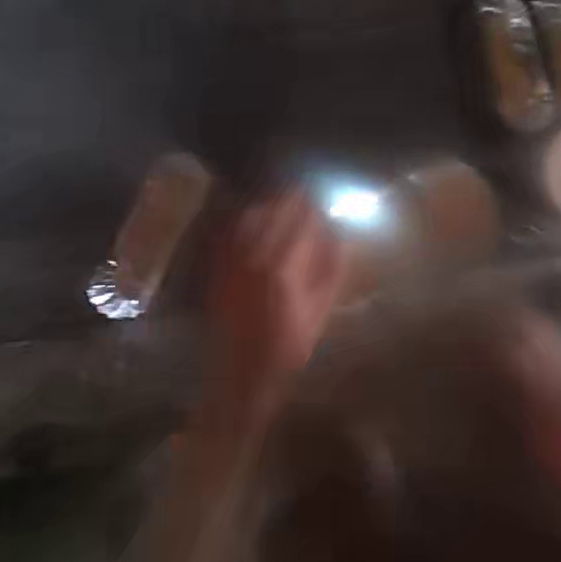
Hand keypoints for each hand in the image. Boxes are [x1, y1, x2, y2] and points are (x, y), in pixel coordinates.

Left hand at [206, 189, 345, 410]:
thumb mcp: (319, 312)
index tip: (321, 197)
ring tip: (282, 197)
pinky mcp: (219, 267)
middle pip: (274, 213)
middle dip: (291, 198)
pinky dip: (245, 218)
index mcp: (284, 269)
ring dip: (268, 203)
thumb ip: (332, 271)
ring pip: (251, 217)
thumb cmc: (287, 346)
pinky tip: (254, 214)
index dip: (312, 206)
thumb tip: (340, 237)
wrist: (242, 371)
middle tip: (304, 190)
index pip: (300, 223)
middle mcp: (255, 258)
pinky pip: (232, 232)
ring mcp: (233, 261)